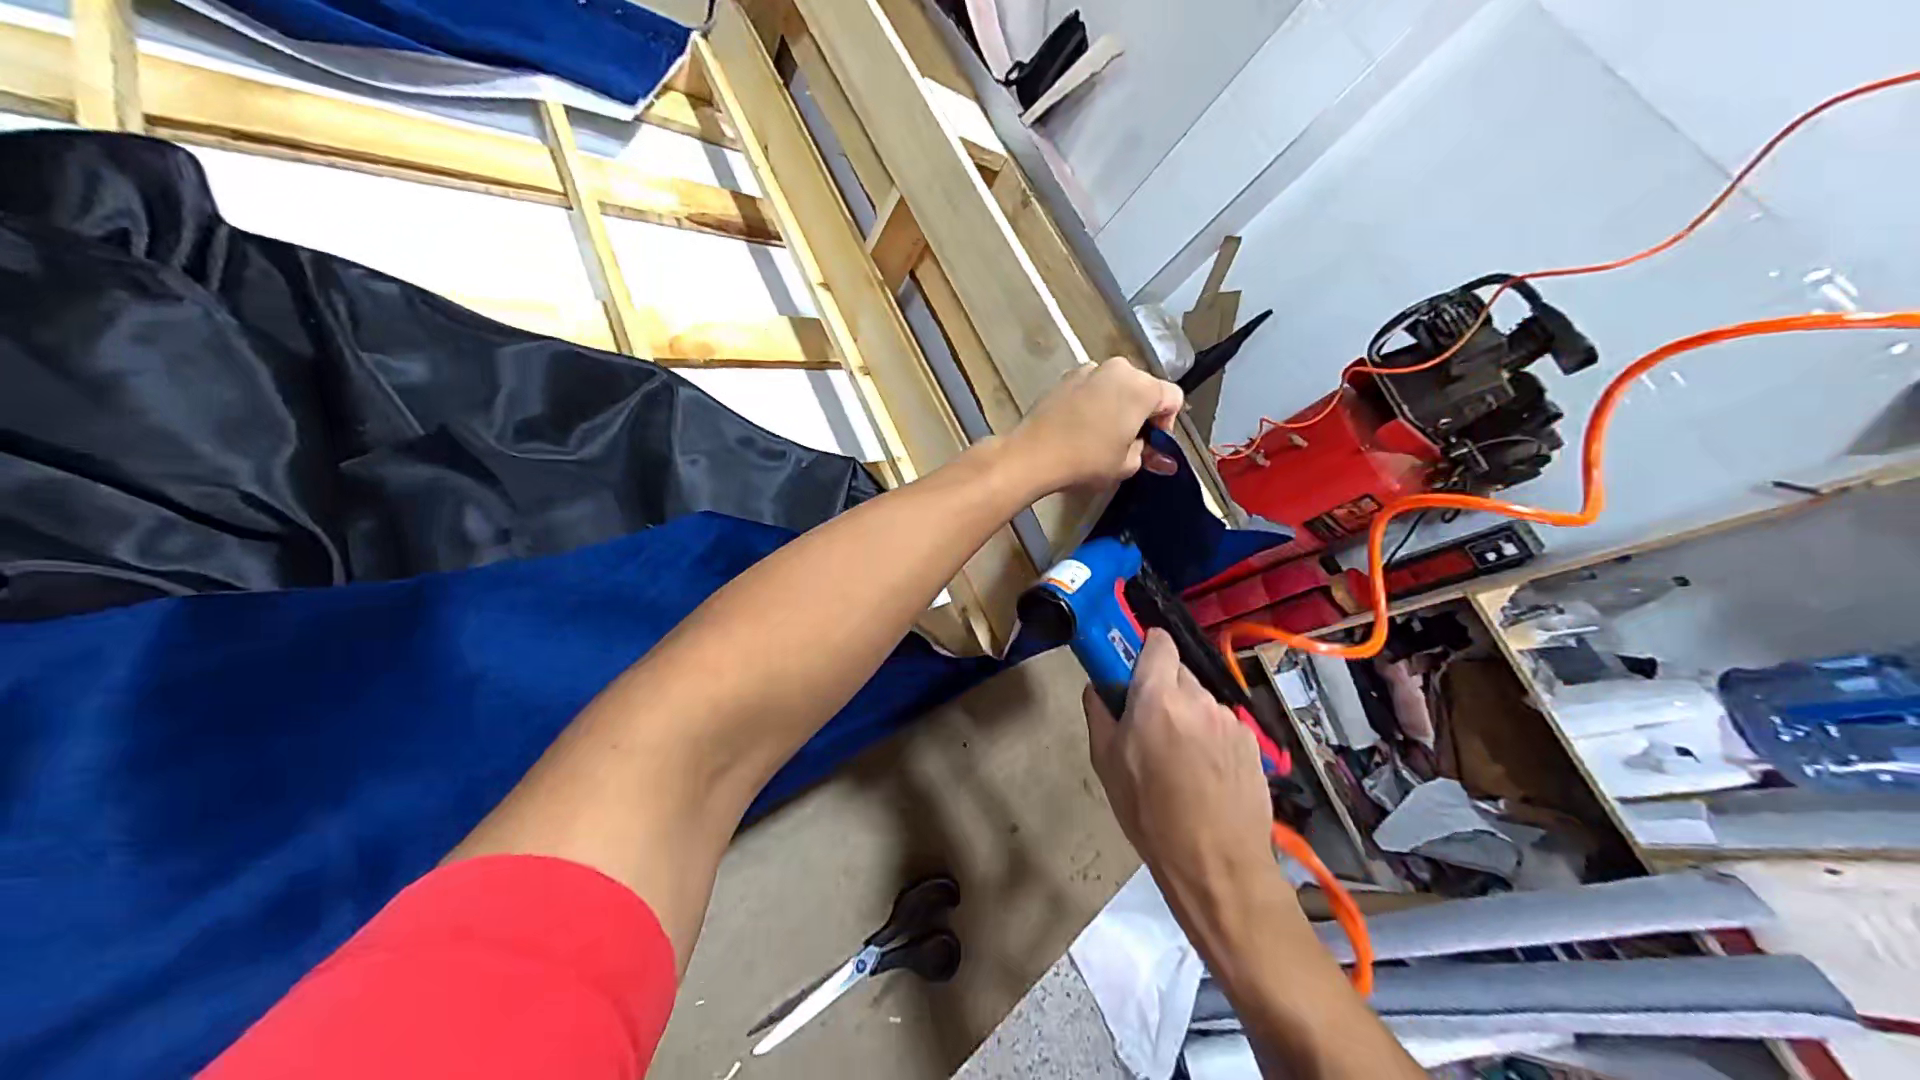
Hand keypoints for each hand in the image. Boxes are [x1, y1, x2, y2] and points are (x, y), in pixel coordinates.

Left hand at [1003, 358, 1182, 495]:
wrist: (1033, 455)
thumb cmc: (1086, 460)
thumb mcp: (1125, 465)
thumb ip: (1148, 454)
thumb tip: (1160, 457)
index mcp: (1141, 387)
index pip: (1173, 398)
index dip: (1168, 424)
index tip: (1152, 444)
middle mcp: (1118, 369)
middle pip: (1144, 388)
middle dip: (1142, 413)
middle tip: (1130, 442)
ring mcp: (1088, 369)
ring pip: (1116, 386)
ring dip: (1117, 406)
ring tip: (1103, 435)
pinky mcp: (1065, 377)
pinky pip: (1091, 387)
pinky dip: (1093, 402)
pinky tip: (1081, 426)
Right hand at [1084, 630, 1278, 934]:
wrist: (1216, 864)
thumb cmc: (1149, 814)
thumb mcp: (1107, 764)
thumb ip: (1100, 714)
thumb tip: (1098, 689)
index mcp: (1157, 697)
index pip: (1158, 642)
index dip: (1146, 648)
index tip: (1134, 668)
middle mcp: (1198, 698)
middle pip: (1178, 672)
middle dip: (1162, 687)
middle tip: (1150, 722)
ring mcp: (1229, 720)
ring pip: (1201, 699)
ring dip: (1188, 714)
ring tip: (1179, 757)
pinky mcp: (1252, 743)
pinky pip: (1222, 724)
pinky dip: (1210, 736)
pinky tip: (1205, 772)